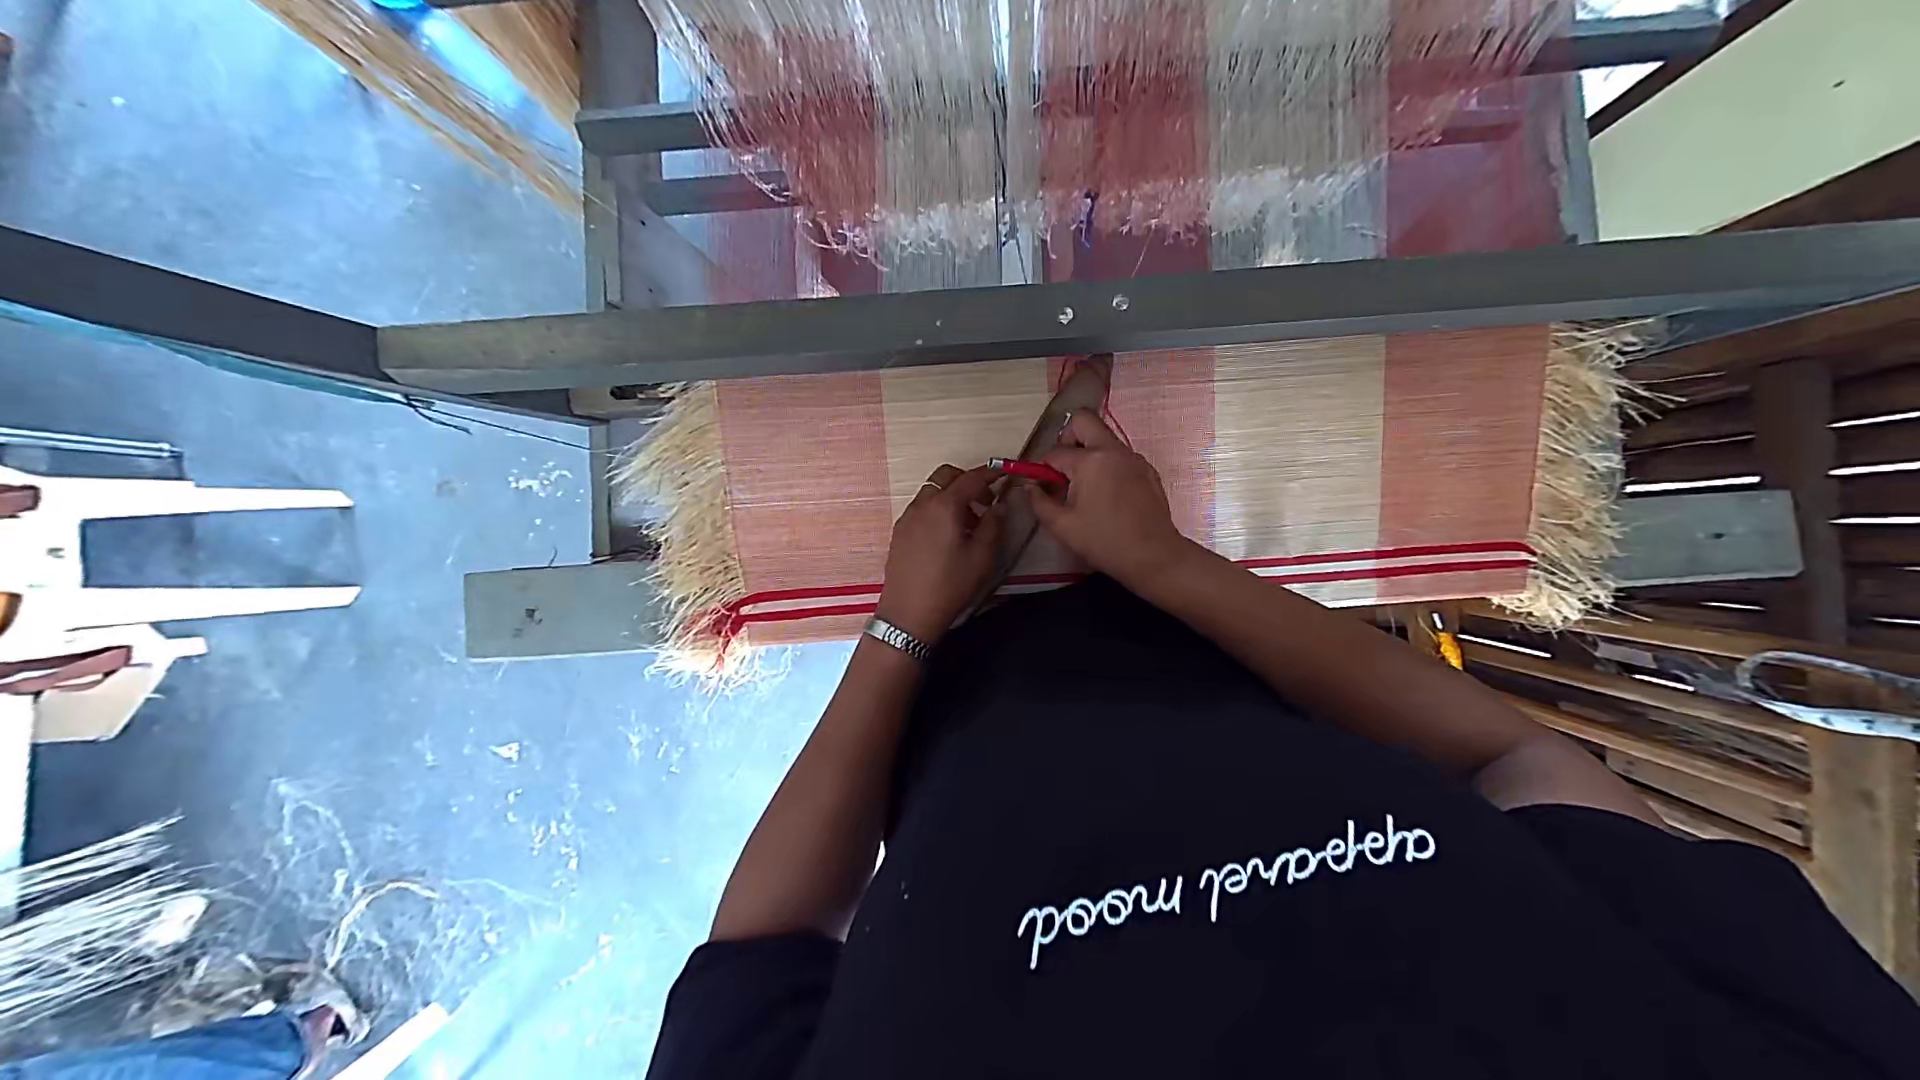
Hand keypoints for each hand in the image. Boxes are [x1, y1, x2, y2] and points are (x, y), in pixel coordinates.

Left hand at [873, 464, 1003, 644]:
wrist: (909, 613)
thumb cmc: (950, 585)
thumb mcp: (982, 557)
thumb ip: (994, 525)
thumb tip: (999, 506)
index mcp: (944, 506)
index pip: (970, 478)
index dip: (990, 473)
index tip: (1004, 473)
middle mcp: (922, 505)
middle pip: (945, 477)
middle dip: (967, 481)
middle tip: (985, 501)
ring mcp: (907, 518)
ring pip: (931, 493)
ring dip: (951, 497)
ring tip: (968, 524)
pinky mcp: (899, 533)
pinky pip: (921, 509)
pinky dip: (937, 511)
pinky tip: (947, 536)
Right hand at [1029, 411, 1193, 588]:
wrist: (1152, 555)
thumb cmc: (1104, 541)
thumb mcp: (1062, 525)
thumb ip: (1039, 501)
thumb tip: (1030, 487)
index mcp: (1090, 461)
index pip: (1055, 452)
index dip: (1042, 469)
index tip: (1040, 486)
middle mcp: (1113, 450)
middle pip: (1083, 420)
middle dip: (1066, 438)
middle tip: (1063, 467)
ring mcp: (1133, 457)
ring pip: (1103, 437)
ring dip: (1087, 451)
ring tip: (1083, 485)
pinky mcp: (1146, 469)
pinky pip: (1119, 454)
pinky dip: (1106, 464)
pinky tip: (1106, 495)